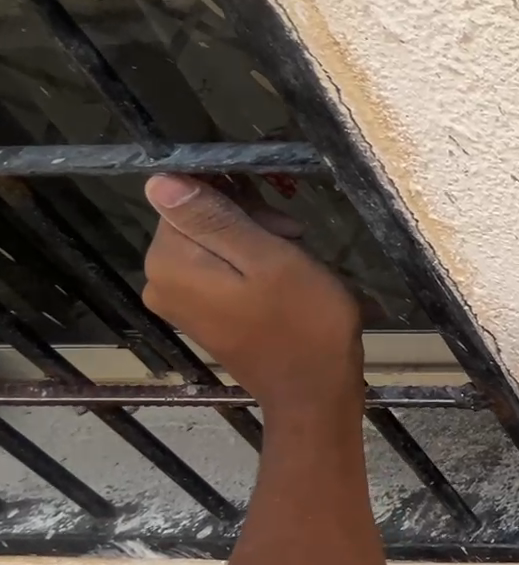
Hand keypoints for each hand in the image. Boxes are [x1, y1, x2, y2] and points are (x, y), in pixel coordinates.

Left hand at [141, 175, 362, 417]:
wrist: (313, 385)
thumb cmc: (303, 319)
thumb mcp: (271, 260)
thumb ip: (216, 220)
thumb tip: (159, 180)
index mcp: (171, 263)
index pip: (187, 202)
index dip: (240, 202)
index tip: (286, 226)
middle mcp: (159, 280)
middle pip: (197, 225)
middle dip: (250, 223)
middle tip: (298, 244)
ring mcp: (178, 302)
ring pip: (213, 248)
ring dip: (257, 246)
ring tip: (297, 265)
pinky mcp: (202, 316)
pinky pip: (220, 273)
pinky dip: (252, 269)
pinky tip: (283, 284)